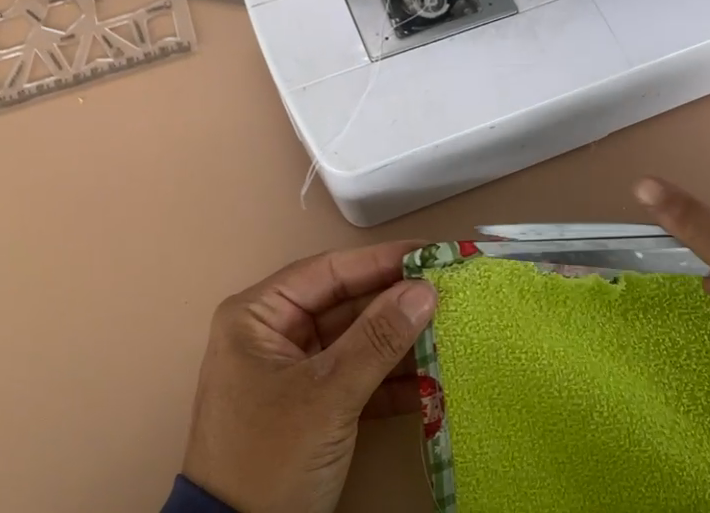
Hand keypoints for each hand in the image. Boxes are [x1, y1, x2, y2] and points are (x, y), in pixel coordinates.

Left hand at [182, 241, 436, 512]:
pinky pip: (357, 377)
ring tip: (450, 331)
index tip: (431, 251)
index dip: (382, 259)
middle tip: (449, 290)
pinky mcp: (311, 407)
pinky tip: (432, 380)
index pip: (329, 271)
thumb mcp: (327, 396)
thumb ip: (378, 339)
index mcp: (258, 316)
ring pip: (356, 341)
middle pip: (346, 304)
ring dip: (400, 342)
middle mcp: (273, 334)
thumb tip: (425, 289)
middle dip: (396, 302)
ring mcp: (292, 372)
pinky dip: (391, 380)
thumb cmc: (269, 458)